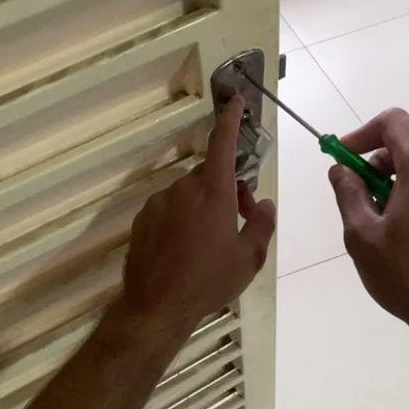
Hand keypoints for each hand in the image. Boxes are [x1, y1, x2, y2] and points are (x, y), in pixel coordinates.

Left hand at [114, 99, 276, 347]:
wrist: (156, 306)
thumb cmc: (209, 281)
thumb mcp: (248, 258)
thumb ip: (261, 225)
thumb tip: (265, 205)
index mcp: (212, 192)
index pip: (222, 144)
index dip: (230, 120)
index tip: (235, 102)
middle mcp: (183, 189)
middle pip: (208, 175)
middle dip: (225, 188)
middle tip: (239, 216)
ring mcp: (159, 203)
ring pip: (188, 194)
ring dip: (202, 206)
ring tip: (210, 242)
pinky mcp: (142, 220)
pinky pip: (169, 210)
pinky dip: (181, 219)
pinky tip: (184, 250)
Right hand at [328, 109, 408, 353]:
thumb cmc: (408, 274)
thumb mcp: (362, 234)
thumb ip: (348, 193)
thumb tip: (341, 170)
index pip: (393, 122)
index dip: (362, 134)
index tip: (342, 159)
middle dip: (376, 156)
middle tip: (355, 188)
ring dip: (395, 173)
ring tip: (376, 213)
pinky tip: (401, 226)